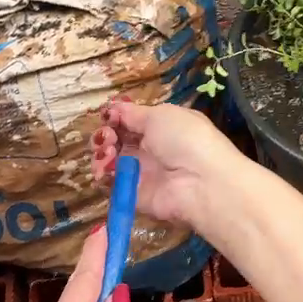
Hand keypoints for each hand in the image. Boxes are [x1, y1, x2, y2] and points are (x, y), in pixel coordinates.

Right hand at [95, 101, 244, 226]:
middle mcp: (150, 149)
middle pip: (116, 139)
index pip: (130, 121)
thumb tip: (115, 108)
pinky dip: (102, 174)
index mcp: (161, 127)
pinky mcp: (133, 194)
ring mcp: (141, 172)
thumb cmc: (185, 139)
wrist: (201, 182)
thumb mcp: (161, 115)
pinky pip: (110, 183)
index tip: (109, 116)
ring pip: (109, 160)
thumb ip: (134, 113)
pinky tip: (106, 167)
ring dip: (102, 152)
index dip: (115, 117)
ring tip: (109, 151)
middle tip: (109, 136)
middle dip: (105, 134)